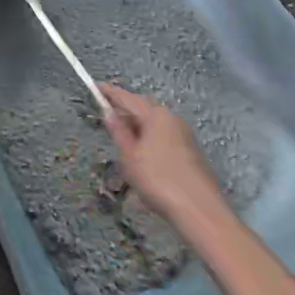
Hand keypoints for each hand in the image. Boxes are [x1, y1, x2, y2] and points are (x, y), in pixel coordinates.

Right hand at [100, 83, 226, 225]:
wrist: (198, 208)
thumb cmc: (158, 179)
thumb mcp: (130, 156)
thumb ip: (119, 132)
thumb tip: (108, 113)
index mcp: (156, 115)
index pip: (127, 98)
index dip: (110, 92)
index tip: (95, 86)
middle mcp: (171, 118)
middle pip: (144, 107)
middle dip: (125, 109)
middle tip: (107, 114)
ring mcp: (183, 133)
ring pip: (154, 122)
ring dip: (137, 125)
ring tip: (122, 136)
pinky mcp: (189, 149)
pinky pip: (164, 134)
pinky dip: (149, 136)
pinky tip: (143, 152)